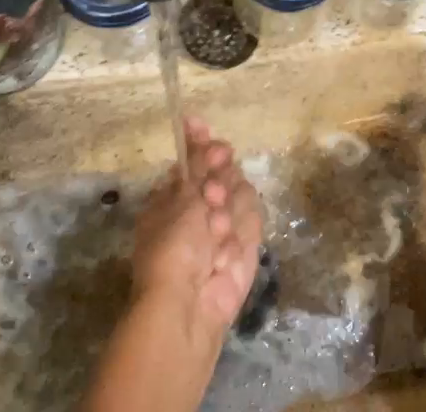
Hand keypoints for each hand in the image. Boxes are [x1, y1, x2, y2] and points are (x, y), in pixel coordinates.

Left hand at [129, 118, 265, 350]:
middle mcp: (200, 205)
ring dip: (229, 211)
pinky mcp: (245, 241)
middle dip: (220, 180)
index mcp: (174, 195)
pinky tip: (224, 255)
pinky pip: (252, 218)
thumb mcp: (181, 198)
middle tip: (211, 196)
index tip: (203, 132)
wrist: (187, 303)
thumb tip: (193, 122)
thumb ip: (198, 161)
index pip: (194, 157)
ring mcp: (224, 222)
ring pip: (242, 191)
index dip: (202, 143)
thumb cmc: (172, 247)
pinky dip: (239, 235)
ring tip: (214, 235)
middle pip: (224, 170)